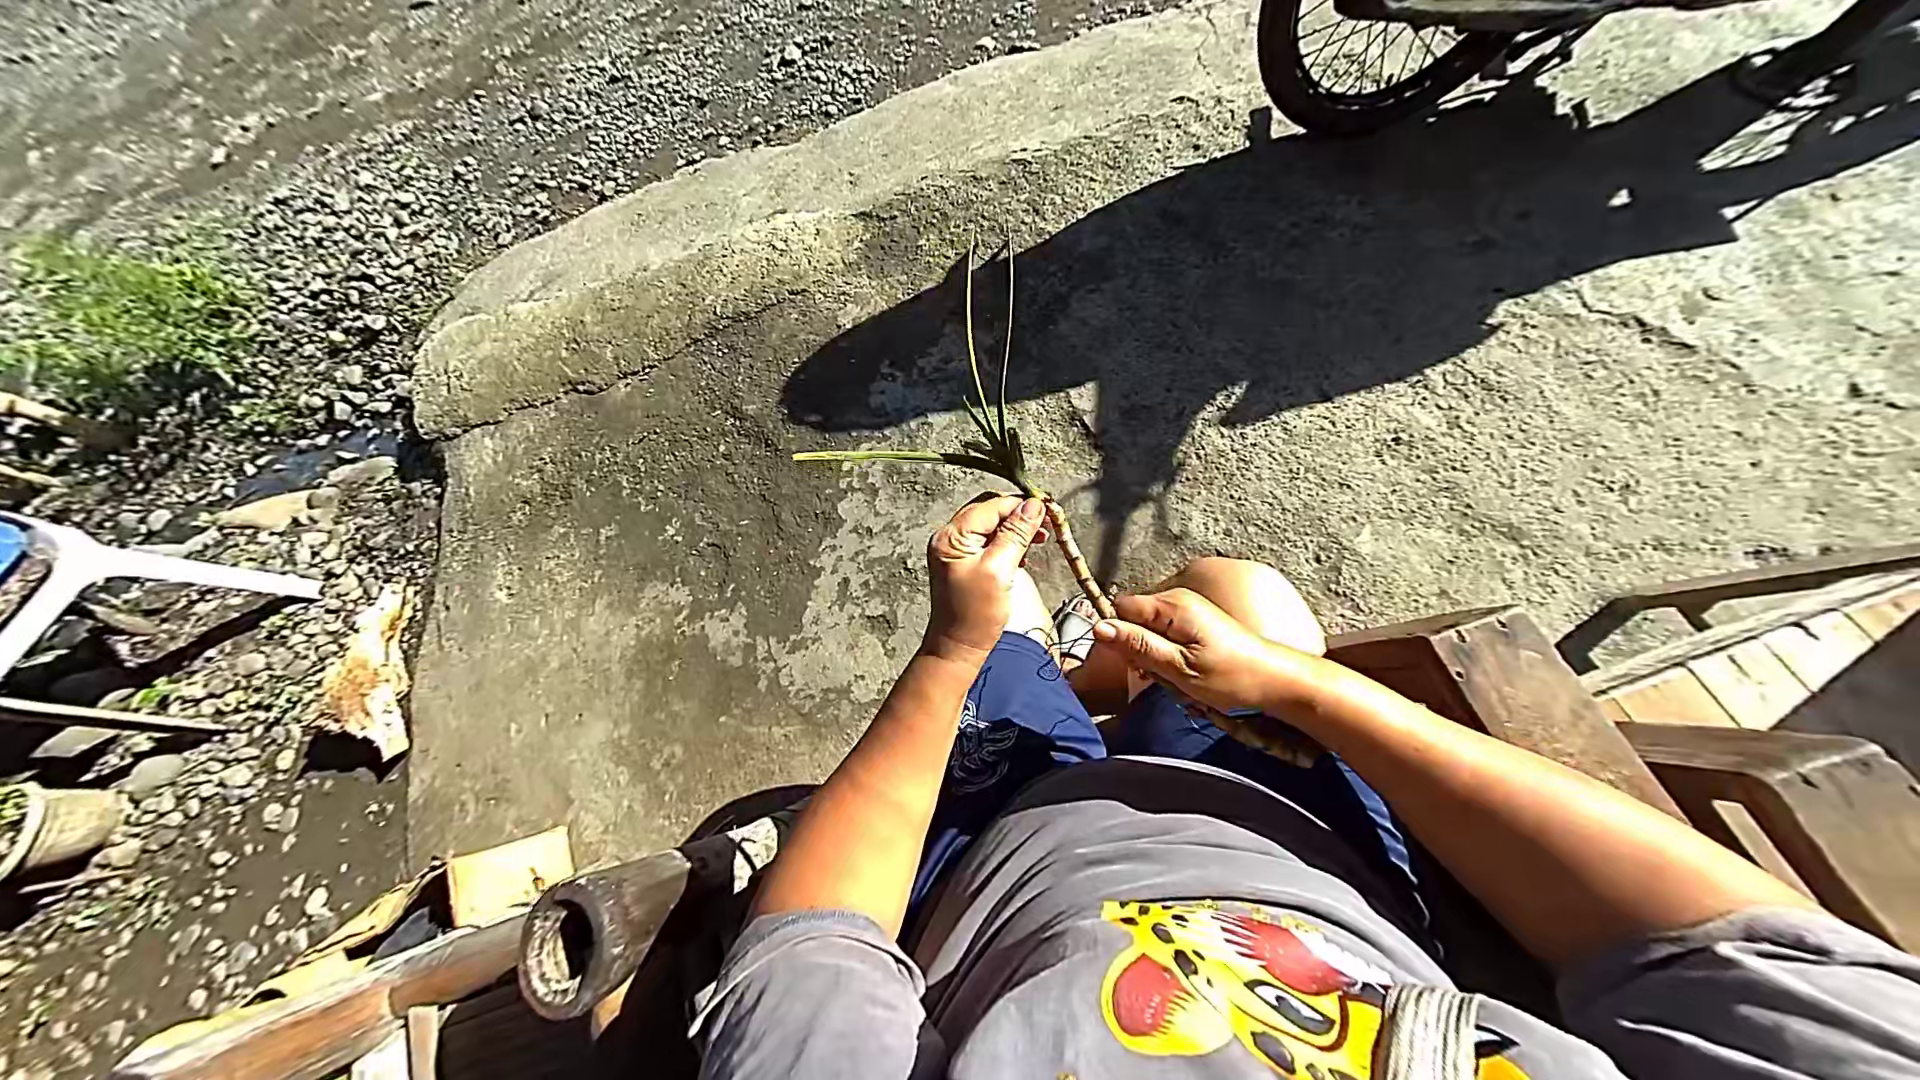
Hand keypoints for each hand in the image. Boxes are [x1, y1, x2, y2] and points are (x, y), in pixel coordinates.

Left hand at [923, 494, 1048, 662]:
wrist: (959, 647)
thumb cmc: (976, 615)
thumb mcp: (1001, 570)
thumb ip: (1016, 534)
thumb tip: (1034, 506)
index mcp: (952, 536)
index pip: (992, 505)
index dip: (1021, 505)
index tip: (1048, 510)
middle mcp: (949, 537)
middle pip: (990, 510)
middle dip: (1019, 514)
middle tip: (1046, 523)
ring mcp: (955, 549)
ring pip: (991, 524)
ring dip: (1016, 527)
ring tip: (1039, 537)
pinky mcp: (963, 561)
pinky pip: (988, 540)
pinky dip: (1007, 540)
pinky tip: (1023, 549)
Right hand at [1092, 588, 1310, 714]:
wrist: (1277, 682)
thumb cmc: (1232, 678)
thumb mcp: (1177, 668)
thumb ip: (1137, 645)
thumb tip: (1099, 627)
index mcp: (1173, 606)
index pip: (1121, 609)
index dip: (1119, 636)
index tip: (1135, 662)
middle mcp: (1179, 599)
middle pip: (1134, 619)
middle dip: (1139, 649)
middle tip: (1161, 675)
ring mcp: (1189, 610)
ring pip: (1149, 630)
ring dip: (1156, 657)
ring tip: (1179, 677)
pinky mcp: (1197, 622)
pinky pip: (1166, 635)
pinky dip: (1170, 656)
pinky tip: (1187, 674)